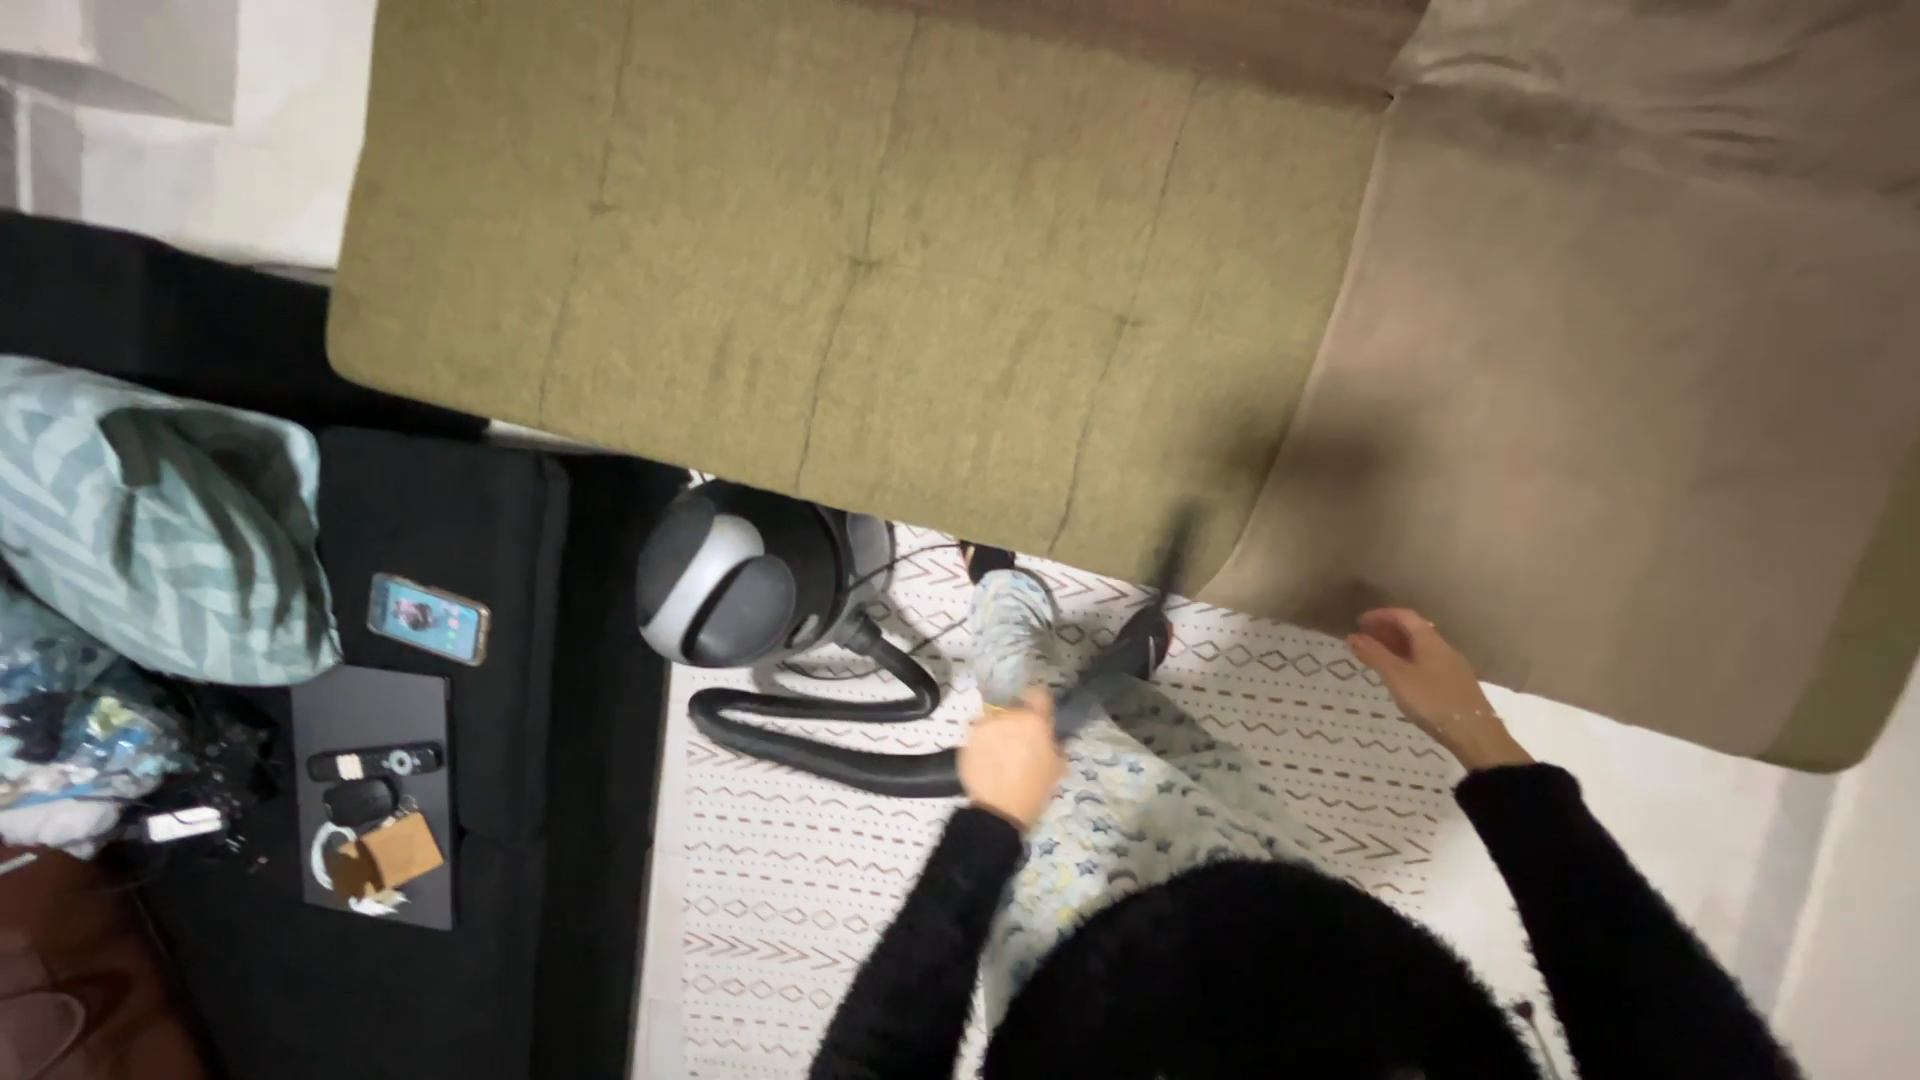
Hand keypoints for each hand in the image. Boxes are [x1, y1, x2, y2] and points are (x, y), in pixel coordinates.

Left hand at [958, 688, 1065, 830]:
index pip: (1038, 693)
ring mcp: (985, 725)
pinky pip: (981, 732)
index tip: (1039, 715)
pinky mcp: (968, 737)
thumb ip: (1053, 741)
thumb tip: (1048, 732)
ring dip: (1000, 729)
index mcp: (1033, 720)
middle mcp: (1007, 716)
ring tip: (1002, 751)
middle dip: (1018, 720)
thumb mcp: (1056, 766)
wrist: (998, 811)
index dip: (1040, 703)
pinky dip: (985, 740)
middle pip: (1015, 707)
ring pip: (996, 719)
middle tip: (1020, 740)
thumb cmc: (1034, 790)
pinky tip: (988, 758)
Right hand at [1346, 608, 1532, 771]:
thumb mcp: (1397, 677)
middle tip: (1364, 639)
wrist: (1476, 735)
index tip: (1359, 622)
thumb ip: (1374, 655)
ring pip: (1420, 647)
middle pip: (1413, 630)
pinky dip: (1407, 660)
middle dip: (1386, 630)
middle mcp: (1443, 648)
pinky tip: (1400, 677)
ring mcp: (1452, 666)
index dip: (1381, 615)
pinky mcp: (1455, 683)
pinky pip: (1426, 662)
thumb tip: (1352, 636)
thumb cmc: (1433, 701)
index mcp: (1430, 641)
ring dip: (1396, 646)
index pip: (1404, 616)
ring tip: (1376, 657)